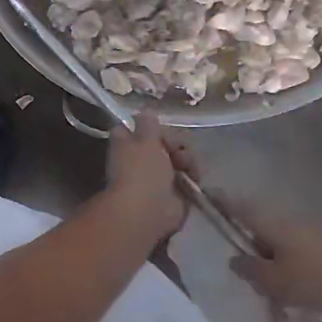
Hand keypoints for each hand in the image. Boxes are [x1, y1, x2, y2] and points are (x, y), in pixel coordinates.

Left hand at [104, 114, 195, 236]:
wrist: (147, 210)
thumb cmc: (141, 170)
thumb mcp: (145, 139)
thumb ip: (148, 124)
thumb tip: (145, 110)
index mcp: (127, 143)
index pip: (137, 127)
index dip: (151, 126)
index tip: (162, 128)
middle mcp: (140, 158)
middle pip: (163, 142)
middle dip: (176, 143)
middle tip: (178, 150)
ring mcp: (157, 175)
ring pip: (178, 158)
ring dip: (187, 159)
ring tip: (188, 167)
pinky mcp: (174, 190)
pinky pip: (188, 176)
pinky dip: (193, 175)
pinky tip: (195, 177)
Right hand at [221, 198, 321, 321]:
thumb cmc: (320, 287)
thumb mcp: (275, 282)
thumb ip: (250, 269)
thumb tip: (235, 259)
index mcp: (277, 226)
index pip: (241, 208)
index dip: (222, 202)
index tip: (205, 194)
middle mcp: (294, 229)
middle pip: (262, 239)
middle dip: (254, 265)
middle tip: (254, 292)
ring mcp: (317, 245)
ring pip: (282, 260)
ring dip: (276, 285)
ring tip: (279, 316)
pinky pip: (302, 271)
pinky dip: (295, 289)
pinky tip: (300, 316)